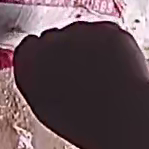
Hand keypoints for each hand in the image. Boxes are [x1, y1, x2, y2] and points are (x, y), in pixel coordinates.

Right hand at [14, 21, 148, 148]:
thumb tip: (46, 75)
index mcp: (29, 63)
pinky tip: (114, 69)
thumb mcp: (45, 106)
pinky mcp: (106, 28)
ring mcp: (80, 32)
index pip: (29, 46)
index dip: (43, 57)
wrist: (119, 115)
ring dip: (89, 48)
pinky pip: (106, 34)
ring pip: (83, 35)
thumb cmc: (83, 120)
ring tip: (101, 77)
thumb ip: (39, 82)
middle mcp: (50, 41)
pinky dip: (111, 47)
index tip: (52, 66)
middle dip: (67, 51)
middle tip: (80, 74)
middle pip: (56, 38)